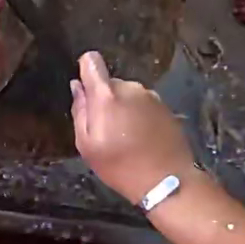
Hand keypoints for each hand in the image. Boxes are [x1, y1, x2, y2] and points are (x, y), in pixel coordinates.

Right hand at [70, 50, 194, 205]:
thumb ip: (80, 111)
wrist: (168, 181)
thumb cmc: (120, 165)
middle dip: (103, 99)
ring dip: (122, 108)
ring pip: (127, 95)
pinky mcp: (166, 108)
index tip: (84, 89)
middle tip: (104, 129)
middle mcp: (131, 88)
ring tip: (124, 137)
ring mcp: (152, 97)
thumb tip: (77, 87)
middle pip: (109, 83)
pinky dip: (138, 116)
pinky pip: (143, 105)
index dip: (84, 69)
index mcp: (106, 95)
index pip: (91, 62)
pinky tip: (141, 139)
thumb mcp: (86, 144)